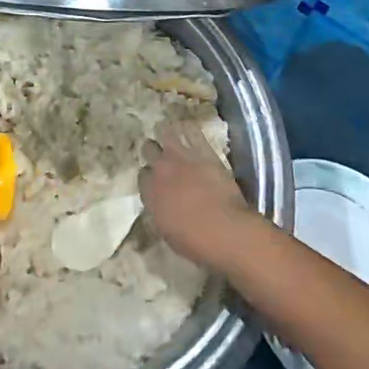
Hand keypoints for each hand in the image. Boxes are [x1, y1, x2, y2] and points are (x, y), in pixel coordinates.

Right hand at [139, 121, 255, 269]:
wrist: (226, 231)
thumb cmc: (196, 242)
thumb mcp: (168, 233)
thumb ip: (160, 211)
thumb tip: (162, 204)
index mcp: (150, 192)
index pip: (142, 176)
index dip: (149, 177)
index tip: (155, 181)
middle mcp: (161, 170)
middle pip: (149, 150)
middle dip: (152, 152)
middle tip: (160, 156)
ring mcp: (182, 157)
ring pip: (166, 134)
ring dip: (166, 134)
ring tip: (169, 132)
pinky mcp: (204, 151)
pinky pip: (191, 131)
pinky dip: (188, 128)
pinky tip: (187, 126)